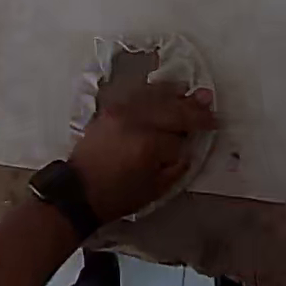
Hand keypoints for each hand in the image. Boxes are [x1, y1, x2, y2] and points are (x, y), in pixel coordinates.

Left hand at [70, 82, 215, 221]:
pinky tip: (166, 89)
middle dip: (194, 109)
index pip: (179, 138)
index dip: (192, 139)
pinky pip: (137, 93)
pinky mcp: (111, 109)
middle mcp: (136, 122)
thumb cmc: (116, 196)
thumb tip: (188, 149)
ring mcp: (122, 112)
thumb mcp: (154, 190)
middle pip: (172, 110)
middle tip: (210, 104)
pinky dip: (154, 90)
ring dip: (176, 94)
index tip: (208, 131)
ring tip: (192, 91)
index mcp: (148, 146)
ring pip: (156, 96)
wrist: (76, 193)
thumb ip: (176, 168)